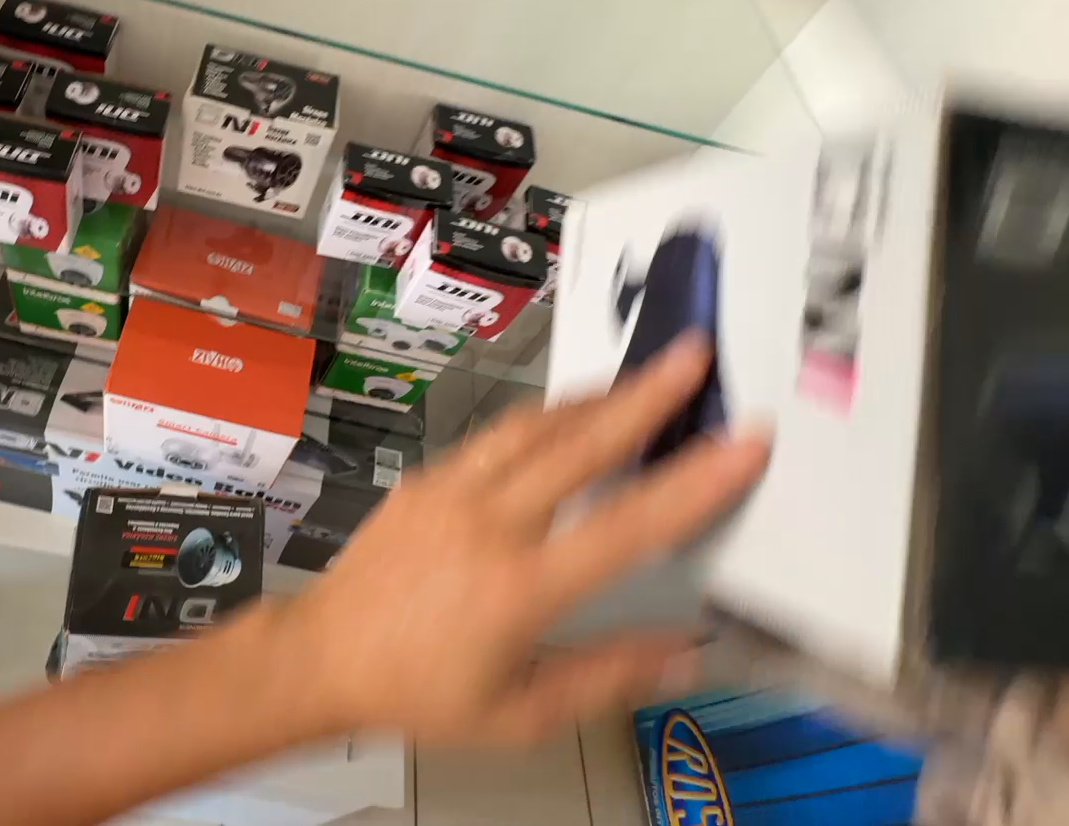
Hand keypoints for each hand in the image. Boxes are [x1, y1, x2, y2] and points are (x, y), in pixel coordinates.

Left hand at [260, 333, 769, 744]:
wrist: (324, 652)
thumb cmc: (422, 692)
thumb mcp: (521, 713)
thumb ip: (607, 676)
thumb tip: (690, 649)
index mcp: (521, 585)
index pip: (626, 526)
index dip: (694, 483)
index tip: (744, 440)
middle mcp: (487, 520)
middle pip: (577, 445)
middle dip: (642, 396)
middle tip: (690, 354)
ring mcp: (449, 489)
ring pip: (529, 427)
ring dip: (587, 400)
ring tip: (633, 381)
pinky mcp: (424, 479)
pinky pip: (491, 441)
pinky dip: (535, 423)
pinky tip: (557, 422)